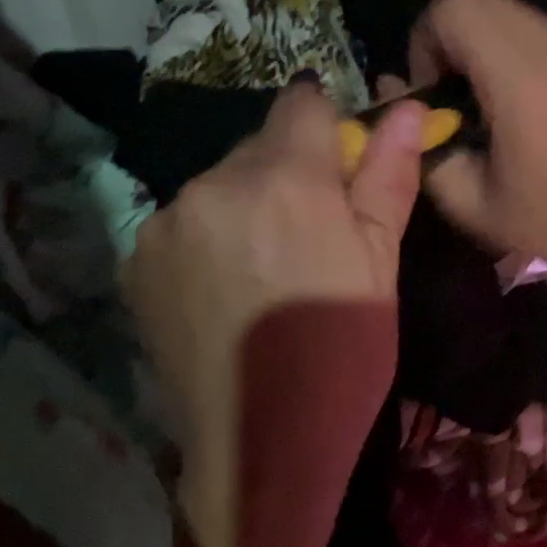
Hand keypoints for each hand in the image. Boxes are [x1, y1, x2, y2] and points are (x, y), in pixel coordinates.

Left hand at [125, 83, 423, 546]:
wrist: (260, 445)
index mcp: (286, 179)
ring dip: (245, 207)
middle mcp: (214, 182)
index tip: (343, 176)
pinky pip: (184, 224)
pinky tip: (224, 295)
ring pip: (219, 185)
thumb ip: (389, 177)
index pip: (304, 102)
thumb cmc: (342, 352)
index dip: (329, 131)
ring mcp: (166, 220)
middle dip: (288, 174)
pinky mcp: (136, 259)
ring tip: (266, 276)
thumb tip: (410, 107)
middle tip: (312, 241)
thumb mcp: (382, 266)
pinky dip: (208, 241)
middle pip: (259, 145)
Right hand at [413, 0, 546, 290]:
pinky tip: (524, 105)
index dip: (426, 41)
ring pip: (516, 13)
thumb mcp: (468, 203)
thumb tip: (404, 99)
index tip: (434, 91)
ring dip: (487, 44)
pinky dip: (519, 53)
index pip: (454, 8)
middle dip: (452, 38)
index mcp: (526, 84)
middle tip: (454, 93)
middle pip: (482, 0)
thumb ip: (425, 145)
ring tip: (488, 102)